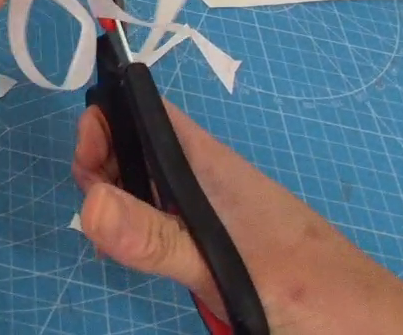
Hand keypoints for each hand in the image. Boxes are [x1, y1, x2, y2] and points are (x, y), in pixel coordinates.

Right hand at [73, 103, 402, 334]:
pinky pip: (159, 222)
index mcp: (204, 159)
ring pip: (141, 186)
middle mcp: (200, 175)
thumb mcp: (227, 268)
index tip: (89, 171)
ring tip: (117, 247)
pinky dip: (138, 235)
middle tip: (99, 220)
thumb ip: (156, 238)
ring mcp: (205, 210)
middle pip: (130, 147)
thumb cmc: (315, 293)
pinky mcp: (211, 244)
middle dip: (100, 172)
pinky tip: (143, 262)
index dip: (102, 125)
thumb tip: (87, 202)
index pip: (137, 110)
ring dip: (117, 207)